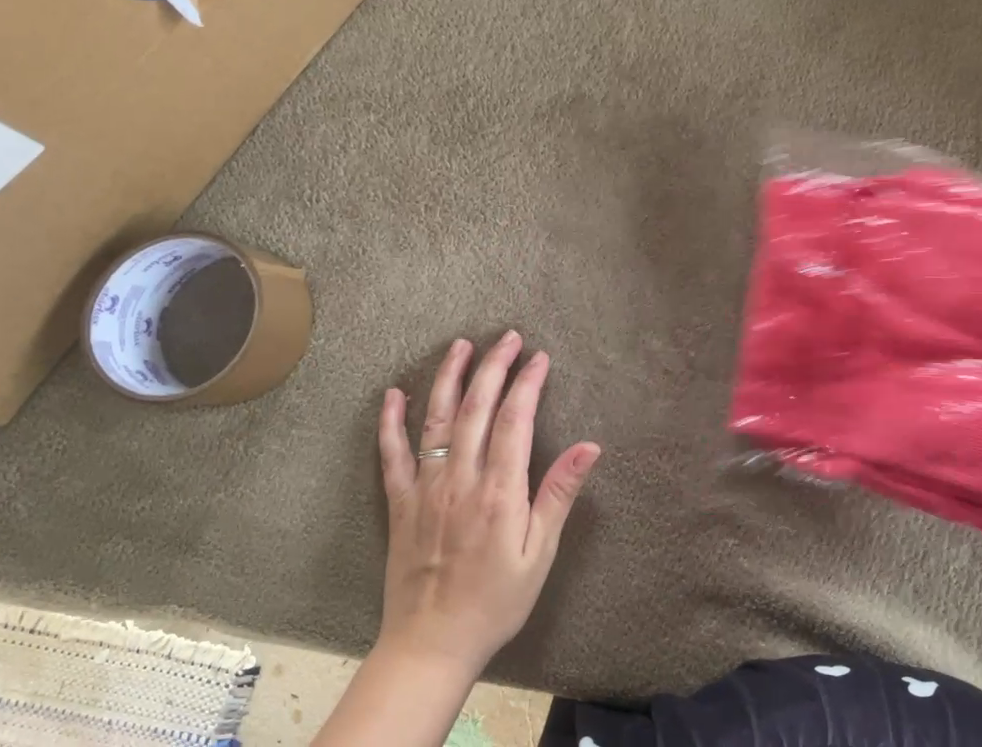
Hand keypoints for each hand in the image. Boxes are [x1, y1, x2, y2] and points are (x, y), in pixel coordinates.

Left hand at [374, 331, 601, 675]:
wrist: (432, 644)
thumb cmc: (496, 602)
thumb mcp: (539, 553)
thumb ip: (558, 494)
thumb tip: (590, 448)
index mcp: (499, 492)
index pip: (515, 420)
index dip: (528, 383)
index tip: (540, 358)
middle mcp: (460, 480)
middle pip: (476, 408)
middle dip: (494, 367)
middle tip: (508, 338)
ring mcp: (426, 489)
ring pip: (436, 420)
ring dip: (449, 378)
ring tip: (461, 346)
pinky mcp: (400, 503)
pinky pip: (392, 454)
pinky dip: (391, 421)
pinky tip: (395, 394)